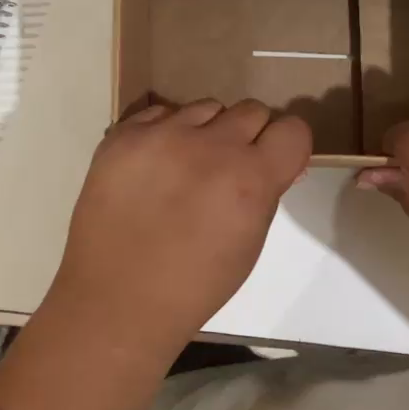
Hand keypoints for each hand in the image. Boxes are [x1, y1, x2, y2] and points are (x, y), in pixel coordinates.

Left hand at [46, 99, 311, 352]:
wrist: (115, 302)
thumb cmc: (193, 286)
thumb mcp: (249, 244)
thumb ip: (267, 194)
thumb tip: (276, 164)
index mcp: (250, 179)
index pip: (293, 129)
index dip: (287, 147)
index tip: (274, 162)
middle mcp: (210, 147)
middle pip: (251, 110)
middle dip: (248, 137)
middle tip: (228, 169)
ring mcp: (162, 136)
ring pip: (206, 107)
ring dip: (207, 132)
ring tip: (187, 167)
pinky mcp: (123, 136)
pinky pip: (161, 113)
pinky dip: (166, 133)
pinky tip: (154, 167)